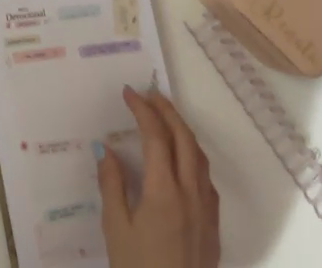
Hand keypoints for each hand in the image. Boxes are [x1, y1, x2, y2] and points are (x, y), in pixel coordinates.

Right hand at [98, 86, 219, 267]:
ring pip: (200, 158)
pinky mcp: (213, 226)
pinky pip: (206, 179)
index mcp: (164, 193)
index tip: (129, 93)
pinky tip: (180, 160)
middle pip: (185, 140)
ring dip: (183, 131)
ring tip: (165, 118)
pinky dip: (193, 157)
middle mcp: (191, 195)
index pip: (156, 138)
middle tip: (149, 94)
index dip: (143, 111)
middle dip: (167, 111)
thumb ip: (112, 185)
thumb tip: (108, 150)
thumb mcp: (115, 228)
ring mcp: (206, 211)